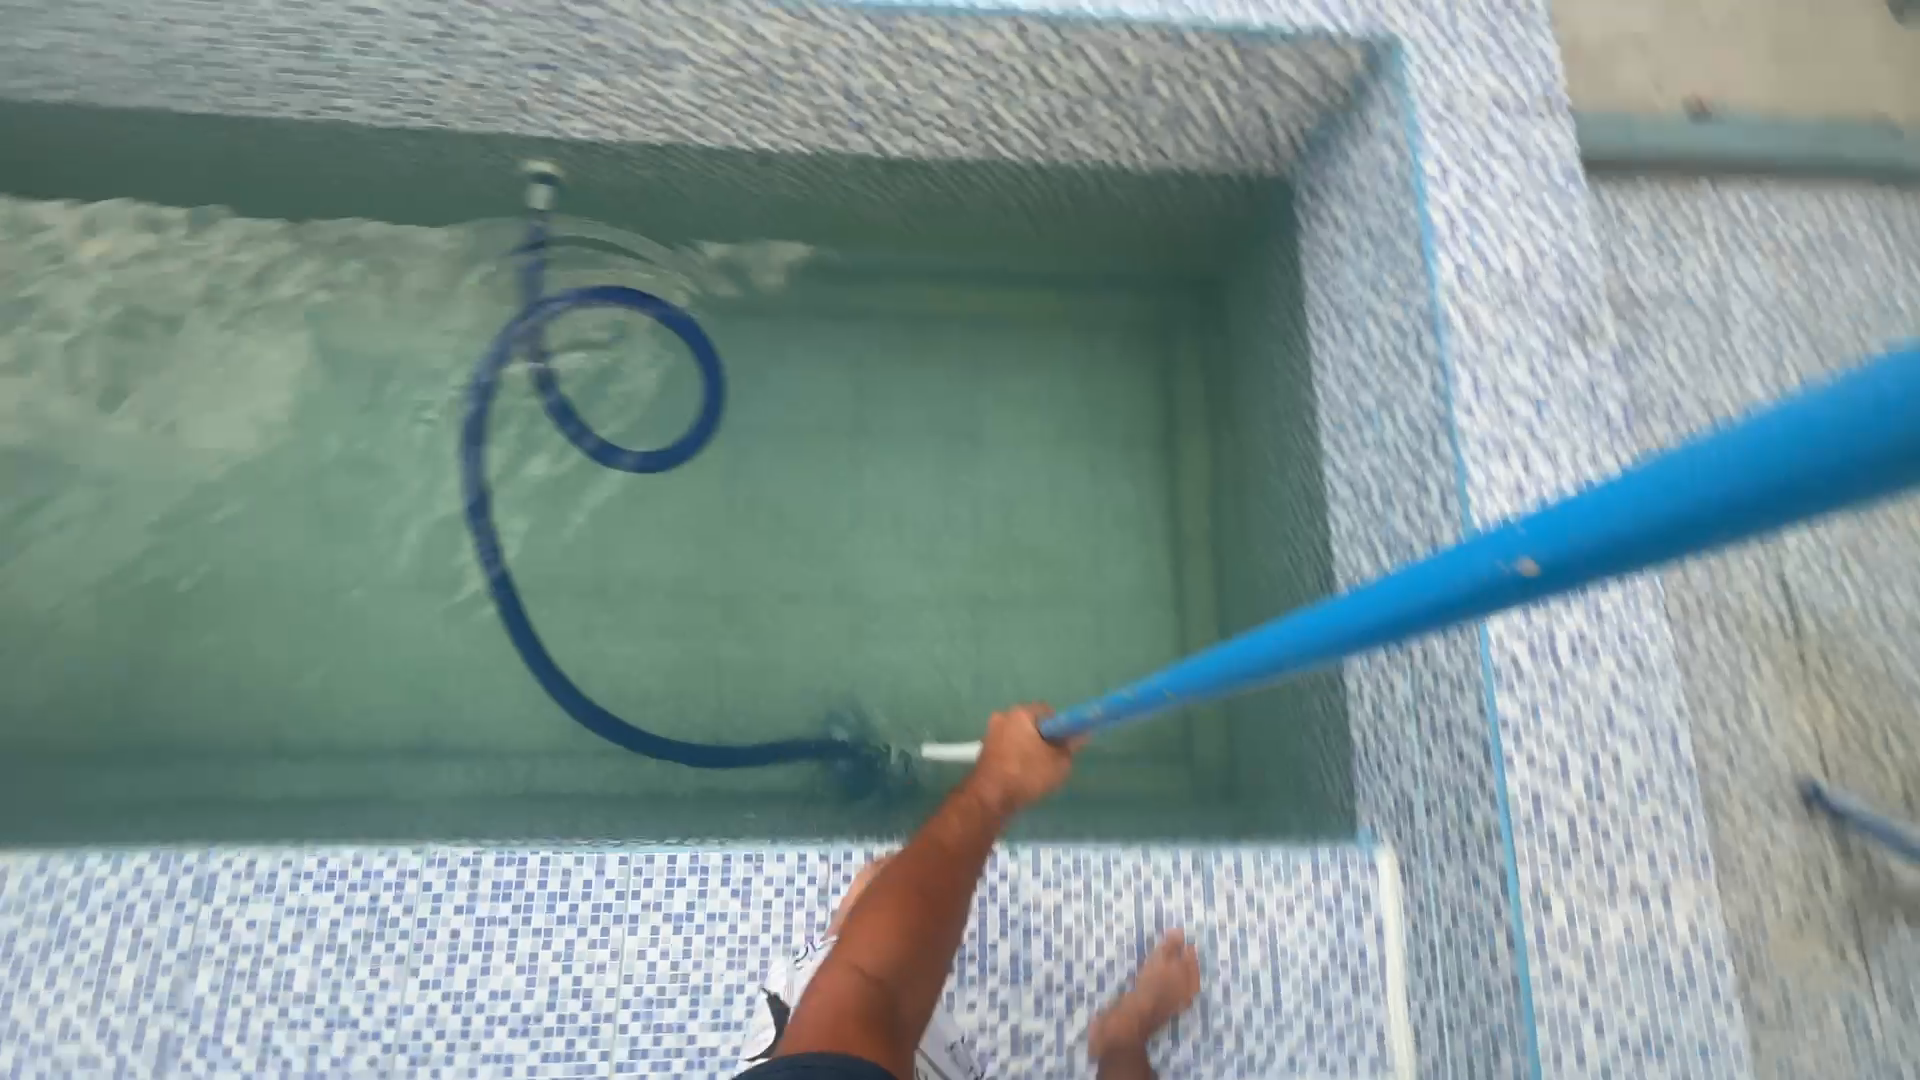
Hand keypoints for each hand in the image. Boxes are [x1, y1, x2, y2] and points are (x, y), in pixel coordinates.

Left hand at [962, 703, 1083, 817]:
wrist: (991, 798)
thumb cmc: (1027, 774)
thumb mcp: (1059, 762)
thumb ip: (1071, 746)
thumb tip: (1081, 734)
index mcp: (1020, 713)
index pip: (1047, 711)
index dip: (1060, 727)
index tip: (1064, 744)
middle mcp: (1003, 717)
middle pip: (1031, 724)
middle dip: (1043, 738)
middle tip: (1052, 758)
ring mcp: (991, 734)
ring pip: (1019, 737)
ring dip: (1029, 749)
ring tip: (1037, 771)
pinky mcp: (984, 750)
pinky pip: (1008, 748)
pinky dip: (1017, 757)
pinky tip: (1022, 776)